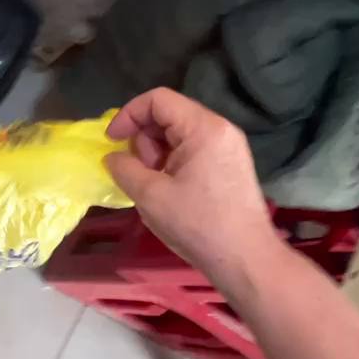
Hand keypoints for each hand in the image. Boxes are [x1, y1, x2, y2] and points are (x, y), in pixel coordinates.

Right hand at [104, 89, 283, 287]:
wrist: (245, 259)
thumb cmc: (198, 224)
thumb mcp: (150, 194)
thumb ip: (124, 167)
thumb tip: (113, 157)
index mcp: (204, 128)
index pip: (157, 99)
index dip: (128, 115)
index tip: (113, 141)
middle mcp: (219, 130)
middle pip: (167, 114)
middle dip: (143, 139)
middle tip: (140, 171)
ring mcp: (227, 147)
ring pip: (176, 134)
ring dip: (155, 153)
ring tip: (155, 185)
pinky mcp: (228, 165)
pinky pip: (189, 149)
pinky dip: (170, 162)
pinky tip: (168, 189)